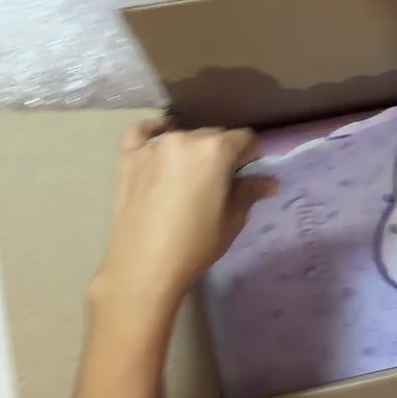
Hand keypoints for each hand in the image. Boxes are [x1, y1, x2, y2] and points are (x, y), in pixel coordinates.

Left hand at [90, 122, 275, 313]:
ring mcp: (152, 145)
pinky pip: (141, 132)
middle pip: (214, 136)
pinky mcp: (127, 156)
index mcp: (216, 150)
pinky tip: (158, 145)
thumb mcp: (232, 220)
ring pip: (182, 136)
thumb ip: (250, 192)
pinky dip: (153, 134)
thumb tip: (269, 181)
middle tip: (217, 183)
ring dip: (191, 151)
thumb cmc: (196, 244)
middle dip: (222, 154)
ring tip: (187, 178)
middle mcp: (185, 138)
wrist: (144, 265)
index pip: (245, 139)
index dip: (251, 158)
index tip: (246, 177)